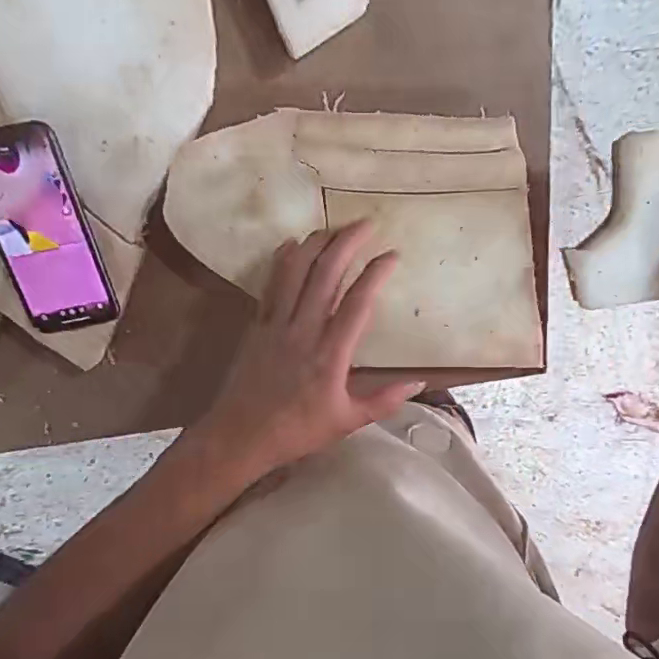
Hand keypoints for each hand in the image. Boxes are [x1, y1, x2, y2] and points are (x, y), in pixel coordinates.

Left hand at [185, 223, 424, 477]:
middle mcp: (303, 331)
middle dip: (346, 242)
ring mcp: (276, 325)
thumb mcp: (346, 422)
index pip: (358, 303)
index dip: (376, 274)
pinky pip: (270, 286)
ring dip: (314, 244)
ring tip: (332, 227)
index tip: (391, 255)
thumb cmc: (296, 432)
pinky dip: (281, 261)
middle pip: (325, 274)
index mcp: (330, 355)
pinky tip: (290, 245)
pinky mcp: (256, 327)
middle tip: (365, 223)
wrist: (240, 435)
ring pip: (295, 272)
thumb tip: (418, 383)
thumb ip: (383, 401)